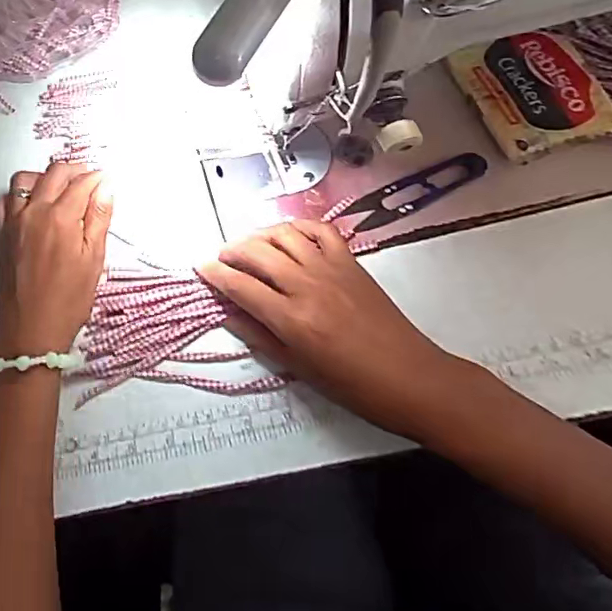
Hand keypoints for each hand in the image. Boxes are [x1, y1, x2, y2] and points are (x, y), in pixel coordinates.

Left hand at [0, 161, 112, 358]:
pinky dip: (18, 195)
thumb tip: (105, 188)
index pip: (82, 182)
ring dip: (45, 177)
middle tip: (89, 180)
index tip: (106, 182)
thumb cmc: (67, 301)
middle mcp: (33, 212)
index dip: (97, 178)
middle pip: (54, 173)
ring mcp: (13, 222)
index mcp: (60, 217)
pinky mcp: (1, 234)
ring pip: (25, 180)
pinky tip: (33, 206)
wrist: (30, 331)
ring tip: (61, 189)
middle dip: (75, 170)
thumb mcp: (94, 259)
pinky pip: (4, 201)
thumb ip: (99, 218)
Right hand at [198, 220, 487, 442]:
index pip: (241, 286)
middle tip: (222, 258)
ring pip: (284, 235)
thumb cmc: (353, 384)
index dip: (216, 275)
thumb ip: (260, 336)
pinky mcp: (350, 260)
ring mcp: (330, 267)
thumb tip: (229, 313)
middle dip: (232, 252)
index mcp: (292, 319)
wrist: (409, 376)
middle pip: (257, 253)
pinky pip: (319, 230)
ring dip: (259, 235)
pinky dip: (298, 226)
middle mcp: (307, 285)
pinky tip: (287, 235)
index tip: (202, 269)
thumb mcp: (298, 368)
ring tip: (249, 246)